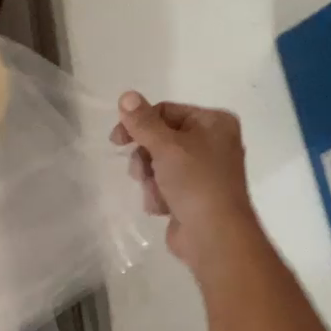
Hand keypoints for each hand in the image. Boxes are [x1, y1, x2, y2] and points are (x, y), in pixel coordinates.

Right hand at [110, 92, 262, 271]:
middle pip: (159, 139)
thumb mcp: (167, 146)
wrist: (214, 235)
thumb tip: (126, 96)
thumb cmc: (196, 183)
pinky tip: (164, 207)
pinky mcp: (192, 194)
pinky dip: (157, 195)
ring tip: (157, 193)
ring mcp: (202, 170)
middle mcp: (211, 142)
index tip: (116, 140)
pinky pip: (162, 185)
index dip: (139, 124)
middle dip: (145, 158)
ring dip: (149, 180)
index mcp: (213, 122)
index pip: (166, 111)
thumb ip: (143, 122)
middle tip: (143, 172)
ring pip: (156, 164)